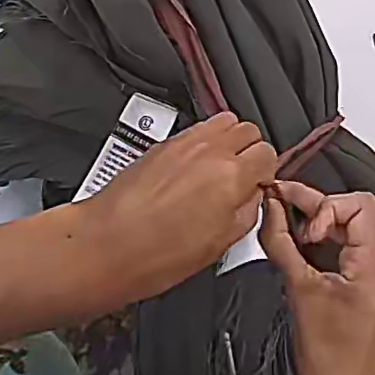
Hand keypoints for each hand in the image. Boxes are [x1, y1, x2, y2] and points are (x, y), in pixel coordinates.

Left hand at [75, 112, 275, 306]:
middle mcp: (209, 150)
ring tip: (220, 167)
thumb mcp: (219, 245)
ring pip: (225, 121)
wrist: (106, 245)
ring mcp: (184, 142)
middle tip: (242, 175)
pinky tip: (195, 168)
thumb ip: (247, 212)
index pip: (268, 153)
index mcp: (231, 176)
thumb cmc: (154, 253)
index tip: (258, 185)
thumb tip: (254, 197)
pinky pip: (197, 130)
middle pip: (249, 130)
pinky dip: (204, 142)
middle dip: (251, 151)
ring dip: (229, 140)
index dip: (266, 172)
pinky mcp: (164, 143)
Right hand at [259, 183, 374, 374]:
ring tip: (293, 231)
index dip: (325, 207)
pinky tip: (304, 247)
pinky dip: (326, 240)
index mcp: (374, 269)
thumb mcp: (297, 289)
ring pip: (351, 228)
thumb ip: (281, 242)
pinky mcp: (372, 284)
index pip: (359, 205)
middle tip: (284, 203)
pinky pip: (351, 246)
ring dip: (319, 224)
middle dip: (316, 208)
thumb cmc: (325, 358)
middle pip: (354, 213)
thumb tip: (271, 209)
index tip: (304, 227)